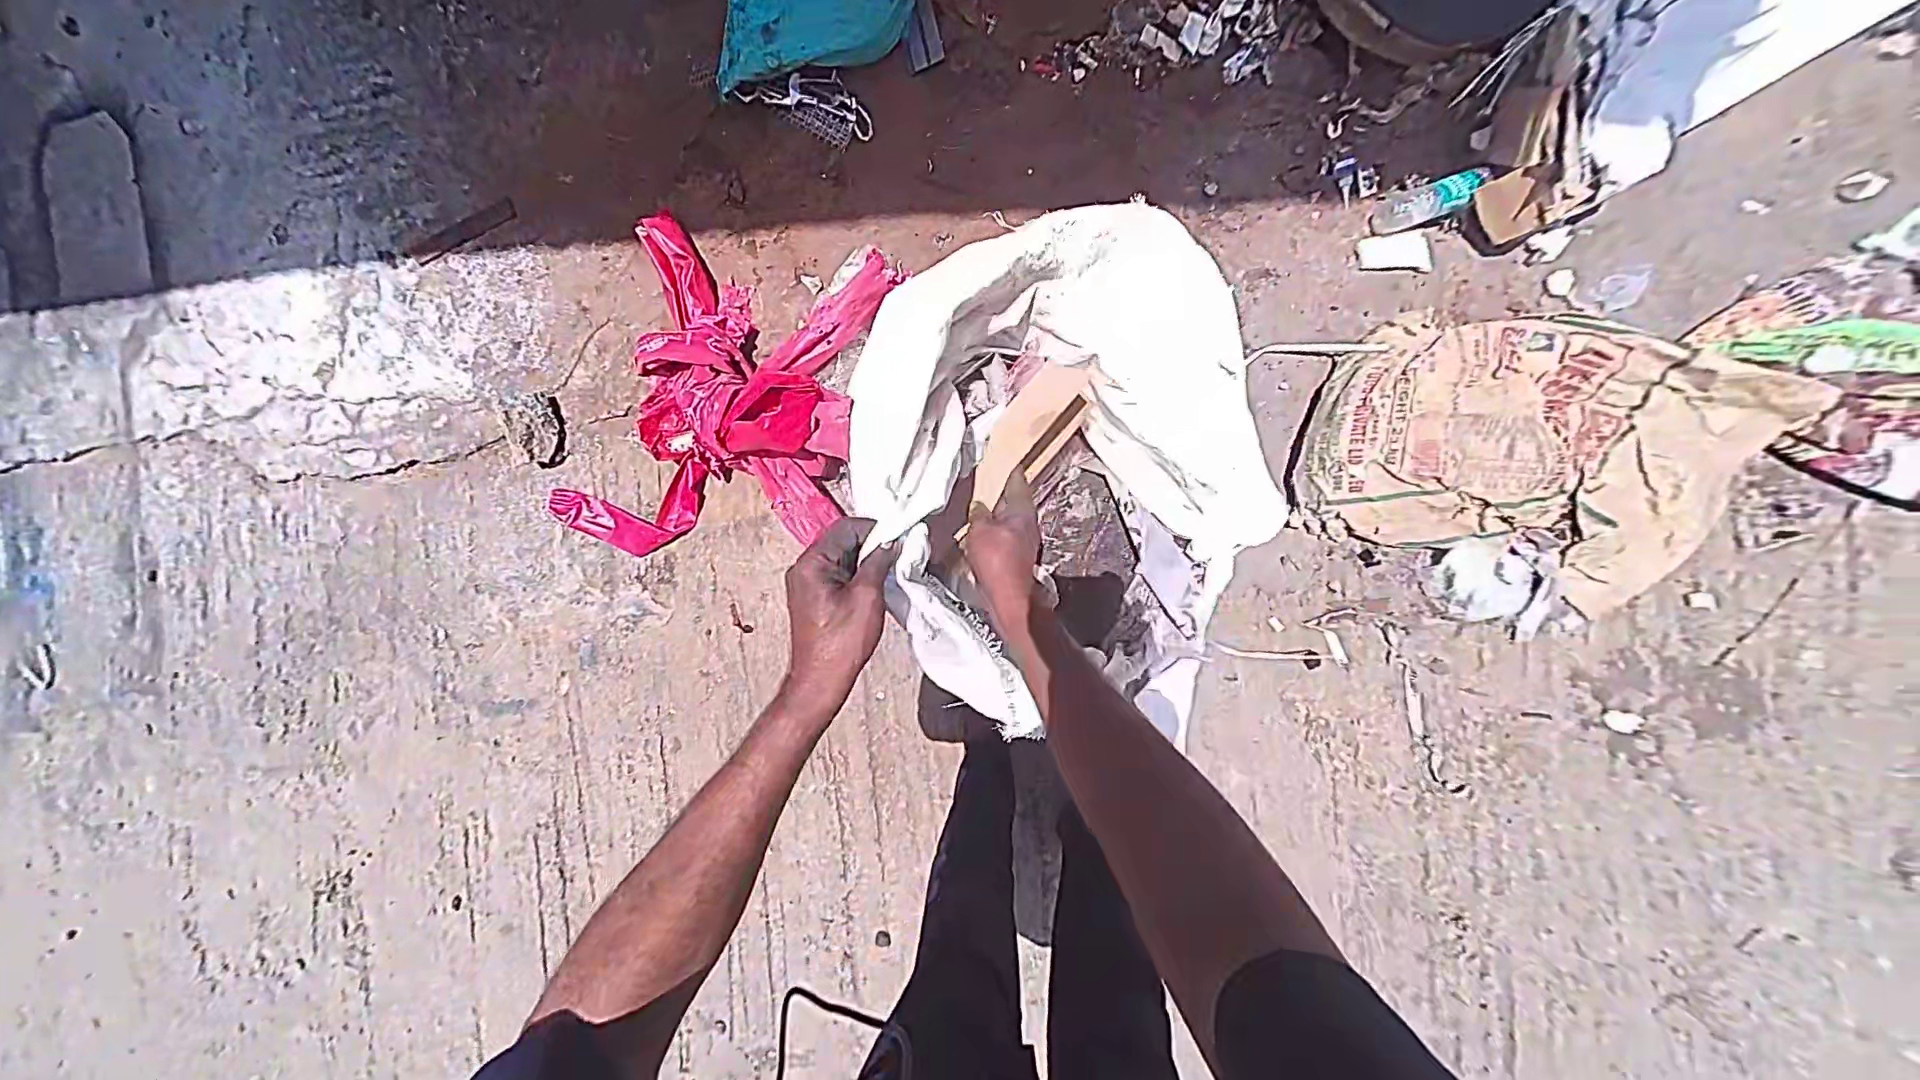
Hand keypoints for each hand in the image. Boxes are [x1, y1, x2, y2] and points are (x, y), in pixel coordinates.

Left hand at [780, 517, 893, 711]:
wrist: (821, 680)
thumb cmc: (840, 644)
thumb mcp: (867, 596)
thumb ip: (878, 562)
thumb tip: (890, 543)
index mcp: (811, 563)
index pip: (846, 528)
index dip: (875, 530)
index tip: (897, 537)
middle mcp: (804, 569)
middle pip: (842, 540)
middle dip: (871, 545)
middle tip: (896, 555)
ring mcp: (807, 584)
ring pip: (842, 557)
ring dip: (866, 561)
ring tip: (888, 573)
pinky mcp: (814, 597)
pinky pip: (838, 574)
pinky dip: (858, 575)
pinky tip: (874, 587)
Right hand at [963, 471, 1040, 624]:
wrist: (1009, 598)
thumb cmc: (996, 561)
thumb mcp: (979, 530)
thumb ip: (979, 514)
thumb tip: (979, 506)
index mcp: (1022, 511)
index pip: (1017, 482)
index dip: (1010, 471)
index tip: (1006, 461)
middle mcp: (1029, 524)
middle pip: (1015, 502)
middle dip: (1002, 494)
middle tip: (989, 483)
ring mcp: (1026, 542)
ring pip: (1010, 521)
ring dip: (998, 515)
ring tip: (981, 509)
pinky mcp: (1018, 558)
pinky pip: (1005, 538)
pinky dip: (995, 533)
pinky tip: (983, 535)